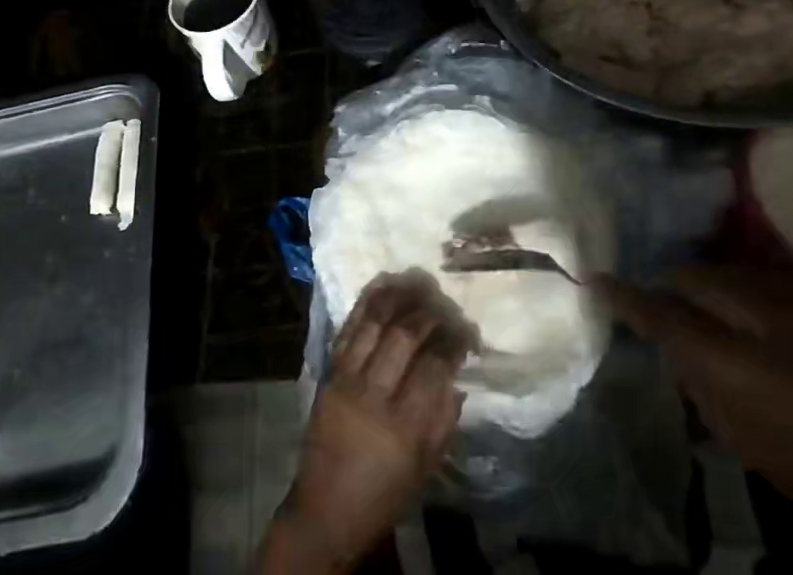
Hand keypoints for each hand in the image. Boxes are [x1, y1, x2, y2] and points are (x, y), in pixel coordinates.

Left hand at [258, 270, 473, 573]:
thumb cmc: (384, 494)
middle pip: (403, 336)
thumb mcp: (427, 465)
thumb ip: (445, 416)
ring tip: (419, 280)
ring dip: (398, 296)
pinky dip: (366, 304)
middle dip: (430, 312)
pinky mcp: (328, 375)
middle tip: (447, 304)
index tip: (467, 332)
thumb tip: (456, 371)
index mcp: (404, 426)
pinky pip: (348, 330)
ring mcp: (345, 380)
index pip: (434, 366)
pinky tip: (383, 284)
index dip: (454, 342)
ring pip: (373, 324)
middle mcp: (372, 395)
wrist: (325, 512)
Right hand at [600, 263, 792, 574]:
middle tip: (665, 294)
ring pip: (742, 269)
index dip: (633, 299)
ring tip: (714, 302)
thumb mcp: (735, 435)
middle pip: (707, 278)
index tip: (600, 280)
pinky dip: (758, 288)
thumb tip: (659, 325)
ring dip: (719, 284)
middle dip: (678, 284)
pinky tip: (760, 309)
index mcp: (757, 374)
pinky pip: (781, 276)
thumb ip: (691, 371)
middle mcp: (791, 327)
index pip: (676, 321)